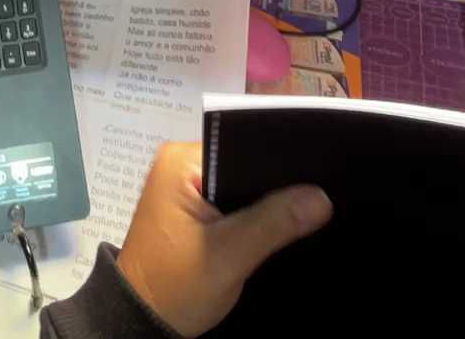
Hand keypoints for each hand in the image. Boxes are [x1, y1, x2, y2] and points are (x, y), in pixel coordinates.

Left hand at [115, 142, 332, 336]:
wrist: (143, 319)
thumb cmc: (175, 284)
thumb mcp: (228, 255)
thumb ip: (273, 222)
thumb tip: (321, 196)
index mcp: (181, 159)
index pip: (241, 145)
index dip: (279, 160)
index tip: (318, 172)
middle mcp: (180, 162)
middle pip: (242, 163)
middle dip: (274, 182)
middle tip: (320, 194)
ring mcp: (184, 184)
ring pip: (239, 183)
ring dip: (264, 200)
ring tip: (307, 207)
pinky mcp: (191, 206)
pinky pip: (231, 199)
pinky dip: (252, 213)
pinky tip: (278, 223)